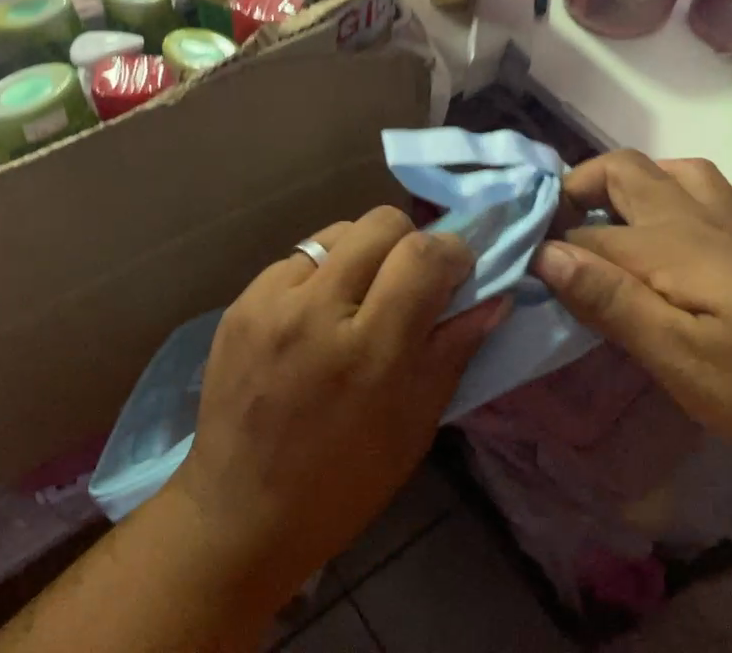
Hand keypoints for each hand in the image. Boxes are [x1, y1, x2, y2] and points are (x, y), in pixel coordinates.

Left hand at [165, 206, 508, 599]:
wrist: (242, 509)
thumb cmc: (344, 482)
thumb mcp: (414, 424)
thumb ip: (452, 349)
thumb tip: (492, 294)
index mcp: (370, 350)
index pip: (423, 254)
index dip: (453, 252)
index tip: (457, 273)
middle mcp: (316, 310)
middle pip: (379, 224)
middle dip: (408, 244)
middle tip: (410, 284)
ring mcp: (269, 301)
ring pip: (334, 233)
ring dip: (361, 255)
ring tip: (359, 299)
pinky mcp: (239, 303)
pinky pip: (294, 261)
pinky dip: (318, 276)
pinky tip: (316, 317)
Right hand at [531, 151, 731, 489]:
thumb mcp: (681, 357)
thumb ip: (610, 300)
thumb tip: (543, 252)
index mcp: (672, 246)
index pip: (585, 232)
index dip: (545, 246)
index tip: (515, 277)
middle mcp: (705, 226)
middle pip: (630, 173)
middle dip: (583, 188)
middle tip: (557, 239)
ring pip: (688, 176)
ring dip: (644, 185)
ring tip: (618, 225)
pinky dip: (710, 216)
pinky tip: (706, 248)